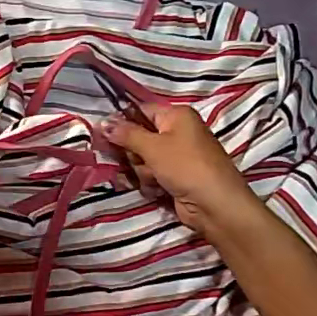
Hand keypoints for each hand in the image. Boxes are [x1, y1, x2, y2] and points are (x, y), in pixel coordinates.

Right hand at [98, 104, 259, 237]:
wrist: (214, 204)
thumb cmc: (186, 166)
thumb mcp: (153, 147)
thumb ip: (125, 134)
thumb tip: (102, 122)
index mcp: (176, 116)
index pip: (140, 111)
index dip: (122, 122)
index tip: (103, 135)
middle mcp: (177, 132)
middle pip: (139, 137)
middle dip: (134, 153)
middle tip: (137, 161)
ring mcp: (176, 156)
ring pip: (142, 159)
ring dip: (142, 172)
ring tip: (154, 179)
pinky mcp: (174, 177)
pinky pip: (151, 174)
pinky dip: (150, 183)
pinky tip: (156, 190)